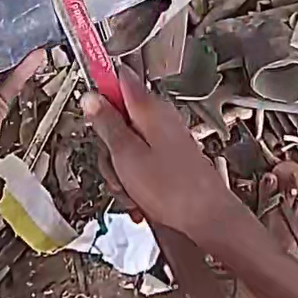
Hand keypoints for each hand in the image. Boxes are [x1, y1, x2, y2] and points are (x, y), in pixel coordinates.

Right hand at [82, 67, 252, 246]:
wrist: (209, 220)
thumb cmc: (174, 189)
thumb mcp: (126, 155)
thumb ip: (106, 123)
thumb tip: (91, 97)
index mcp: (148, 108)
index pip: (117, 78)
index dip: (99, 88)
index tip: (88, 101)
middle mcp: (159, 117)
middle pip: (117, 117)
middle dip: (108, 145)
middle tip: (113, 165)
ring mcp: (165, 138)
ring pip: (126, 143)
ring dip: (120, 169)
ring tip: (128, 188)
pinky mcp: (169, 157)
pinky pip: (140, 161)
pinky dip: (134, 179)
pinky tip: (138, 197)